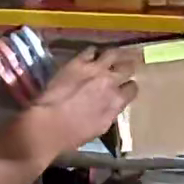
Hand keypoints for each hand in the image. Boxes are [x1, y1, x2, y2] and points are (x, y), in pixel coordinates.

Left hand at [0, 47, 138, 164]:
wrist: (51, 120)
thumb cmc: (75, 132)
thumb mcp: (102, 126)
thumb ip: (110, 111)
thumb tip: (112, 104)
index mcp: (117, 100)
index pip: (132, 88)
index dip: (130, 87)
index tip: (127, 87)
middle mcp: (110, 81)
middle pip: (127, 68)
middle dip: (129, 66)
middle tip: (130, 63)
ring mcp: (94, 69)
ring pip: (113, 53)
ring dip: (117, 53)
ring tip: (119, 52)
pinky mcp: (77, 62)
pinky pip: (90, 50)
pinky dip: (94, 52)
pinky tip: (93, 54)